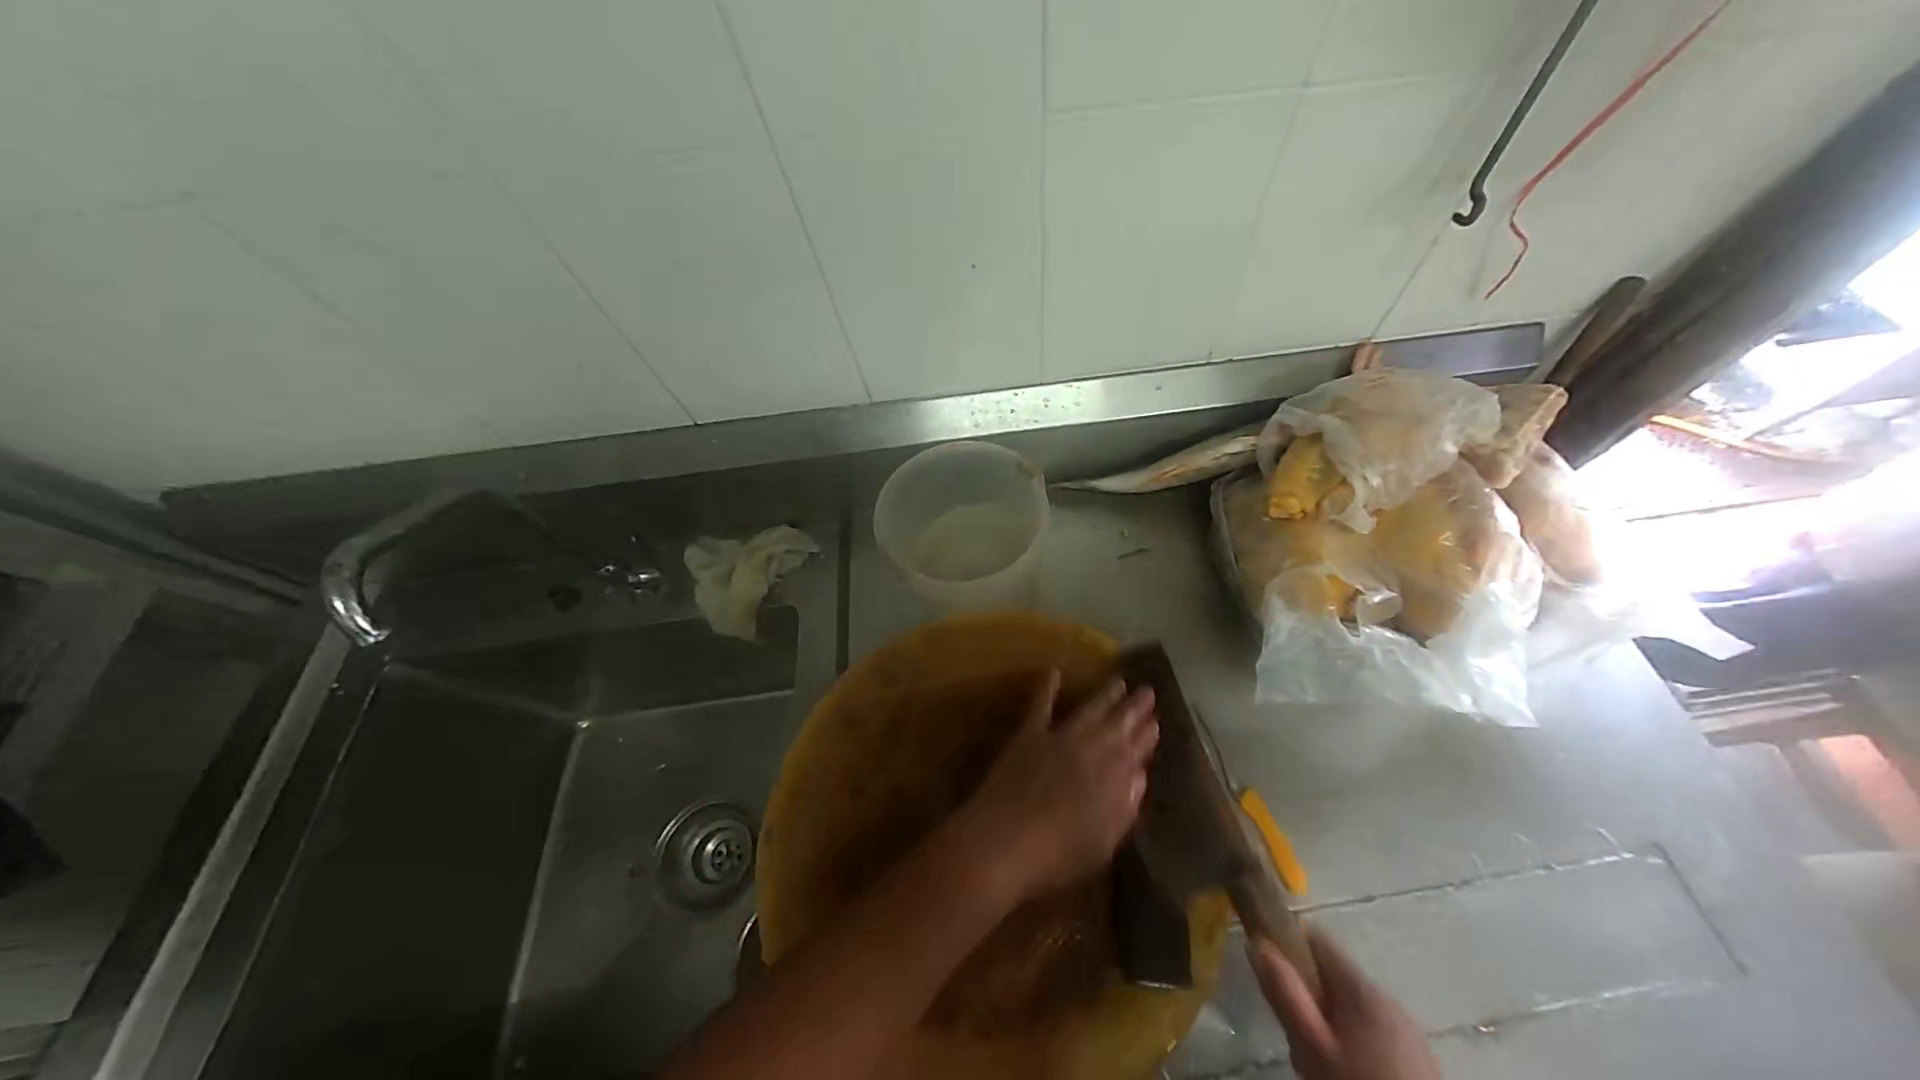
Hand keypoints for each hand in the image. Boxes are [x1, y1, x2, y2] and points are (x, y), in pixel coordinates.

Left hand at [950, 670, 1158, 903]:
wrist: (1003, 842)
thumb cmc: (1057, 856)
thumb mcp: (1103, 843)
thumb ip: (1124, 808)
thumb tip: (1139, 778)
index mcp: (1115, 779)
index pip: (1137, 751)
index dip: (1147, 736)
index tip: (1156, 722)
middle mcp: (1093, 750)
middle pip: (1118, 725)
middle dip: (1134, 709)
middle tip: (1148, 691)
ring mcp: (1060, 738)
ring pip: (1089, 710)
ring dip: (1105, 695)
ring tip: (1119, 680)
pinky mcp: (1028, 735)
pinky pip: (1040, 705)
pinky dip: (1046, 687)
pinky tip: (1053, 671)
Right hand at [1250, 929, 1441, 1079]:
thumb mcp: (1311, 1046)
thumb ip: (1283, 993)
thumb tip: (1256, 942)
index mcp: (1362, 987)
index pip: (1316, 939)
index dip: (1288, 950)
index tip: (1276, 981)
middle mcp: (1386, 997)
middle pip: (1330, 978)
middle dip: (1308, 1001)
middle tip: (1297, 1039)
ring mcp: (1406, 1028)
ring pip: (1349, 1008)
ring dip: (1328, 1026)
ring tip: (1321, 1062)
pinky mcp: (1416, 1056)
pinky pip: (1371, 1032)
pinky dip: (1353, 1045)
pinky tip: (1348, 1074)